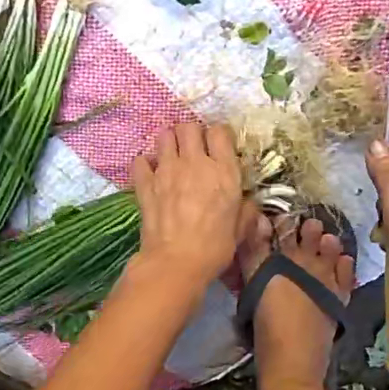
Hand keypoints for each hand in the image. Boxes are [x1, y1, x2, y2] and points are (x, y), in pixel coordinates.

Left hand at [130, 122, 245, 283]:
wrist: (176, 262)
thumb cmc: (215, 247)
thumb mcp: (241, 228)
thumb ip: (246, 209)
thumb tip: (248, 203)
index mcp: (224, 171)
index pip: (219, 131)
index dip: (219, 136)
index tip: (219, 147)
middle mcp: (195, 162)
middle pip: (189, 127)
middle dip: (192, 134)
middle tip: (194, 149)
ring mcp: (166, 170)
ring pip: (164, 135)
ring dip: (169, 142)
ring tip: (173, 156)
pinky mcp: (145, 182)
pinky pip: (140, 159)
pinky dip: (146, 163)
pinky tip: (152, 172)